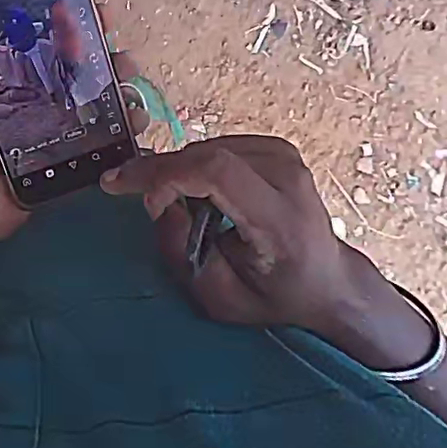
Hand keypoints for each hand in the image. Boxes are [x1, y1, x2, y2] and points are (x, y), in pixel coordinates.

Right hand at [102, 136, 434, 368]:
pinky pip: (217, 147)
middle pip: (205, 155)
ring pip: (205, 149)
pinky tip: (198, 192)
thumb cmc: (273, 297)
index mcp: (280, 220)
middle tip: (131, 193)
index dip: (162, 173)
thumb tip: (159, 203)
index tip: (119, 185)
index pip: (216, 172)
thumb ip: (181, 254)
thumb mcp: (220, 300)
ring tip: (174, 204)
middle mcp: (288, 178)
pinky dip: (194, 166)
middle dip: (158, 172)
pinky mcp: (278, 147)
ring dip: (176, 171)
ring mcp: (286, 157)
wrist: (327, 281)